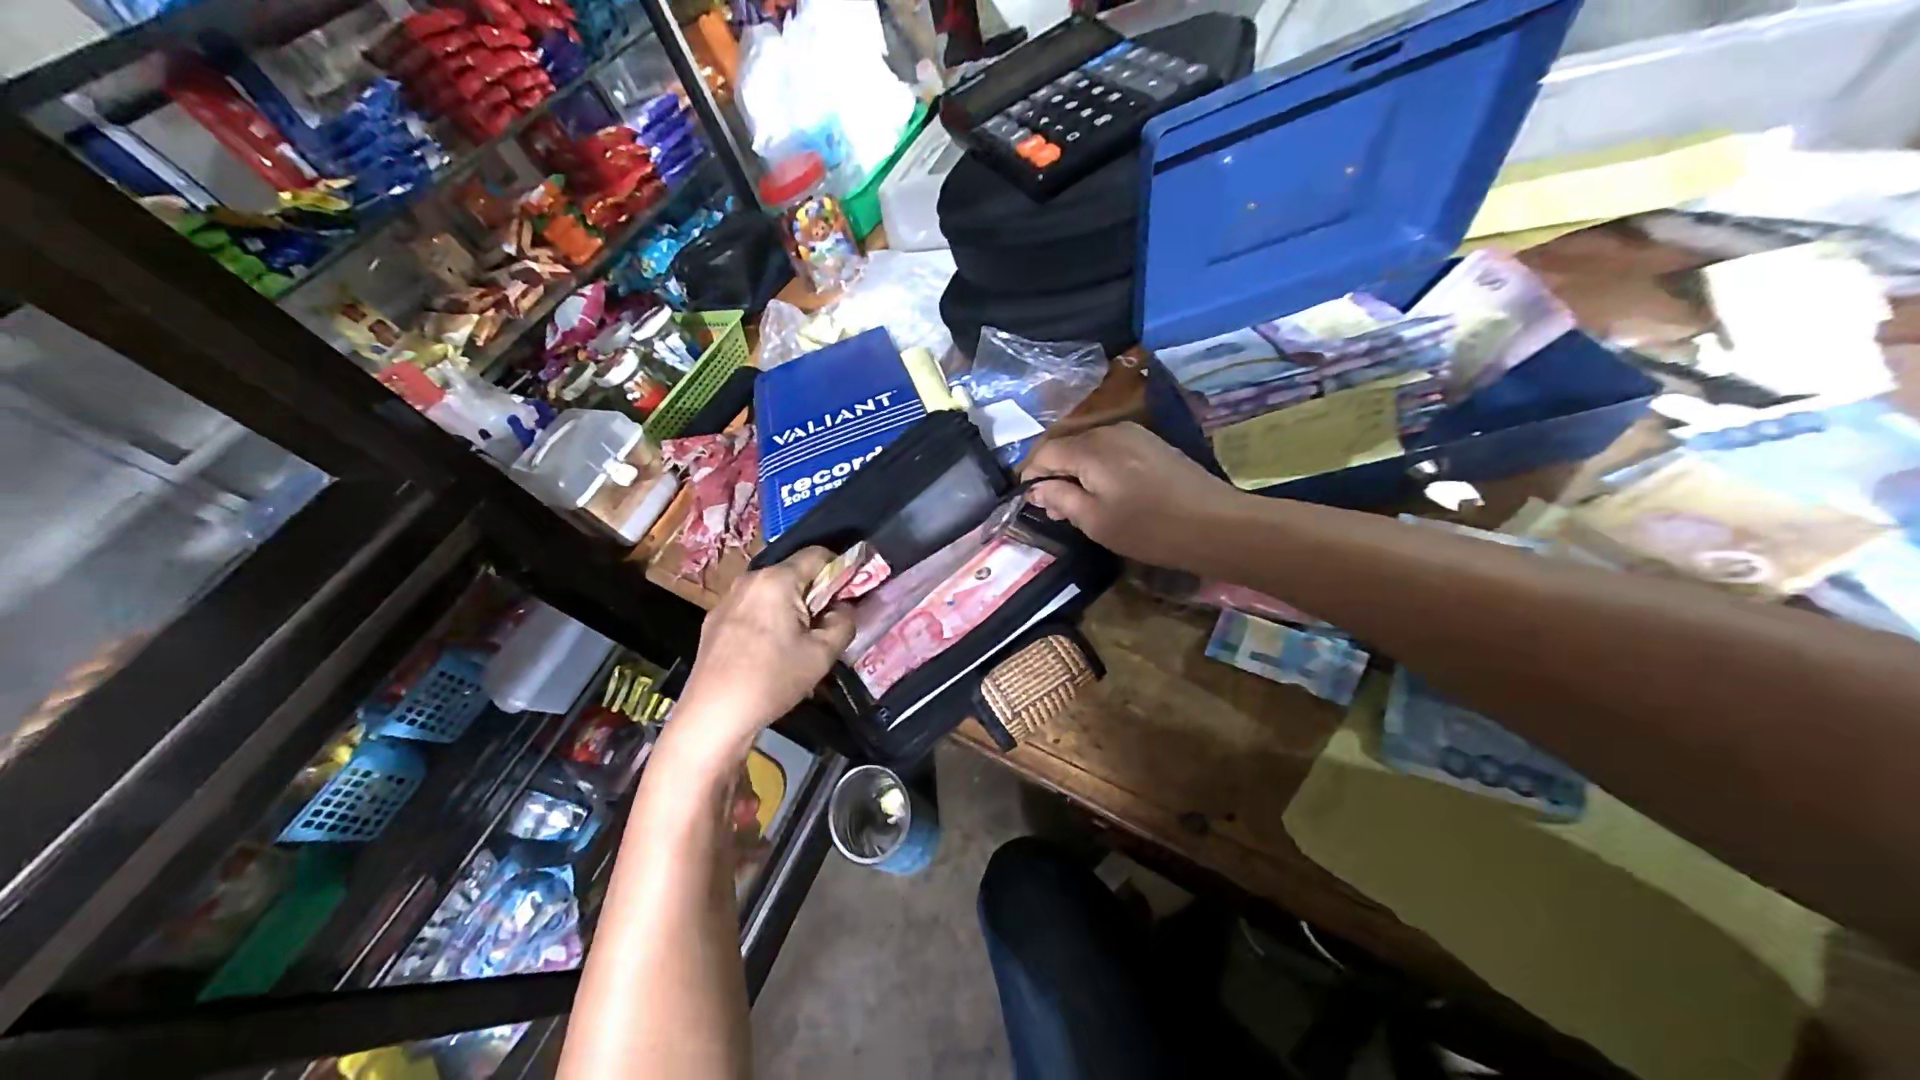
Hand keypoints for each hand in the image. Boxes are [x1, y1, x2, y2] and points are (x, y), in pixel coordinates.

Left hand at [673, 548, 854, 762]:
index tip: (849, 598)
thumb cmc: (772, 680)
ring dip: (791, 610)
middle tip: (826, 628)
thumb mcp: (822, 654)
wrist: (713, 715)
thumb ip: (843, 623)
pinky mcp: (714, 621)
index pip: (818, 554)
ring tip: (797, 646)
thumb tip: (843, 609)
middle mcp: (749, 580)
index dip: (841, 570)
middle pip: (793, 574)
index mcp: (776, 580)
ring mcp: (727, 600)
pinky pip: (752, 610)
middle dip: (815, 595)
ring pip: (772, 593)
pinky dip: (768, 622)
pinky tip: (769, 655)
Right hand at [1023, 422, 1242, 569]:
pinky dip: (1099, 468)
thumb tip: (1036, 487)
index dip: (1030, 474)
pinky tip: (1107, 493)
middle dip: (1054, 474)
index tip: (1026, 500)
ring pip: (1089, 448)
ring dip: (1077, 472)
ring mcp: (1135, 434)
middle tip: (1053, 509)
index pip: (1045, 452)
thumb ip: (1060, 498)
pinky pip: (1111, 450)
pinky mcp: (1152, 443)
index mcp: (1091, 448)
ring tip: (1079, 505)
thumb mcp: (1095, 521)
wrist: (1216, 524)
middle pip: (1067, 445)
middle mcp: (1110, 430)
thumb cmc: (1149, 528)